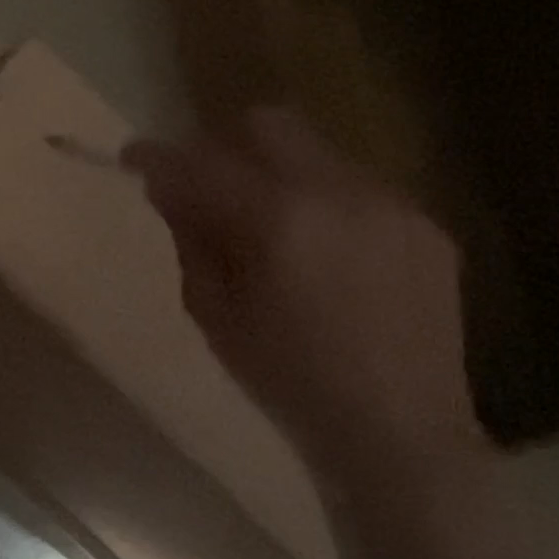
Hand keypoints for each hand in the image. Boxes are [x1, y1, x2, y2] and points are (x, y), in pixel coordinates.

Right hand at [121, 107, 474, 473]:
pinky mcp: (426, 227)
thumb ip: (189, 236)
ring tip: (265, 228)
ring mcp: (393, 205)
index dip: (156, 155)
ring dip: (275, 175)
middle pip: (267, 125)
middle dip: (223, 146)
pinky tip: (318, 255)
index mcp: (279, 218)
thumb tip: (168, 188)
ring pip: (315, 154)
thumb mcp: (212, 311)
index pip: (201, 162)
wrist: (398, 433)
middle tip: (202, 186)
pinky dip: (320, 204)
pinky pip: (355, 189)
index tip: (131, 158)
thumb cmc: (285, 379)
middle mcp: (341, 192)